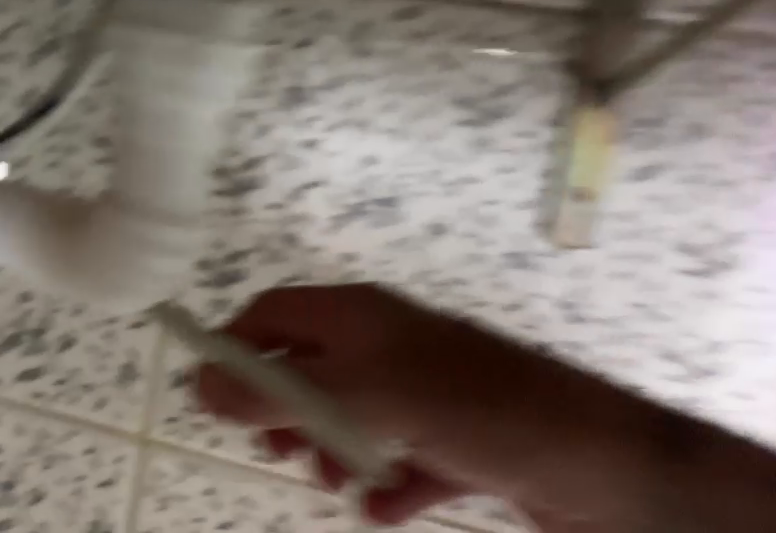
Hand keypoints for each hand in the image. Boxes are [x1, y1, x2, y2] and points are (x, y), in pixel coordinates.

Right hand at [193, 284, 612, 527]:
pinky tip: (379, 506)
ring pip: (349, 413)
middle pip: (305, 365)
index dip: (236, 346)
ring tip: (326, 479)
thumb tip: (198, 385)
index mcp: (356, 316)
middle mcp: (384, 345)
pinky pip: (400, 456)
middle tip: (270, 447)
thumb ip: (279, 392)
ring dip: (327, 447)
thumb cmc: (473, 407)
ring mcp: (424, 392)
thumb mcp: (365, 396)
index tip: (215, 395)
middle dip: (280, 408)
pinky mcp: (459, 440)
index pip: (270, 313)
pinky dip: (382, 479)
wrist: (620, 470)